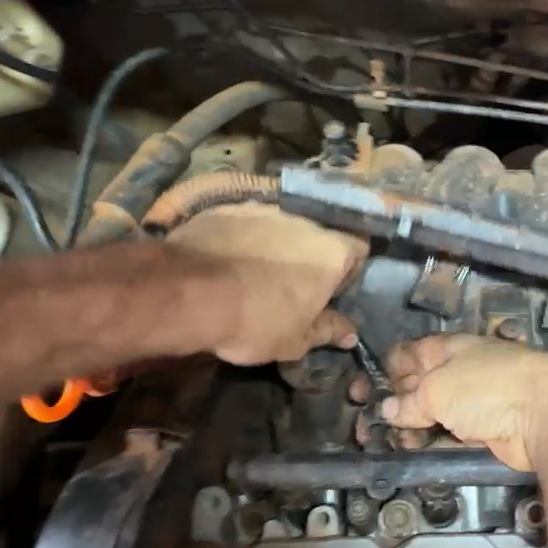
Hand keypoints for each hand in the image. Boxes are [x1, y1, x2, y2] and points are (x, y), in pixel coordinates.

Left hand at [167, 203, 367, 363]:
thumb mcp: (297, 339)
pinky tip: (226, 262)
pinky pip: (244, 225)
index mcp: (331, 252)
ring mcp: (263, 210)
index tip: (329, 294)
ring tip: (253, 274)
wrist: (189, 293)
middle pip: (318, 236)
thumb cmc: (257, 320)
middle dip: (309, 258)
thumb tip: (351, 335)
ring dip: (275, 247)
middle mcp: (303, 222)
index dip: (347, 272)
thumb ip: (328, 331)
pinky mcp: (226, 209)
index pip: (358, 250)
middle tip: (292, 288)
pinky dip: (242, 240)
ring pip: (280, 228)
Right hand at [351, 335, 547, 469]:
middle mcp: (460, 373)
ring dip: (411, 430)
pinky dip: (432, 445)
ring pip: (434, 416)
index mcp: (449, 349)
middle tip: (368, 426)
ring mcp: (474, 403)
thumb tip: (388, 409)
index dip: (385, 371)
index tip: (362, 392)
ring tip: (388, 444)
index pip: (409, 355)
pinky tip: (413, 455)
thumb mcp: (436, 389)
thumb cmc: (487, 387)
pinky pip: (450, 438)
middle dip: (394, 405)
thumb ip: (408, 401)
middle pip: (419, 388)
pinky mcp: (485, 432)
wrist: (543, 413)